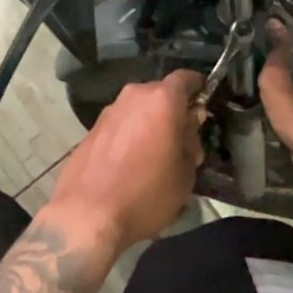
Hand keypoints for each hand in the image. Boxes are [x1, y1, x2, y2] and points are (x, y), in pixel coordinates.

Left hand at [46, 70, 204, 251]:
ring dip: (150, 123)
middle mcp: (134, 96)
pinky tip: (131, 162)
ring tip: (155, 154)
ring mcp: (110, 110)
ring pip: (139, 108)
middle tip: (182, 139)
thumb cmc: (147, 193)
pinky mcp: (92, 128)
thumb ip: (191, 139)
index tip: (204, 104)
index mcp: (161, 99)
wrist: (88, 214)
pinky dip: (130, 134)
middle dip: (172, 111)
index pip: (186, 78)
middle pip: (160, 94)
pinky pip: (121, 123)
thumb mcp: (185, 172)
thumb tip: (191, 121)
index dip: (198, 88)